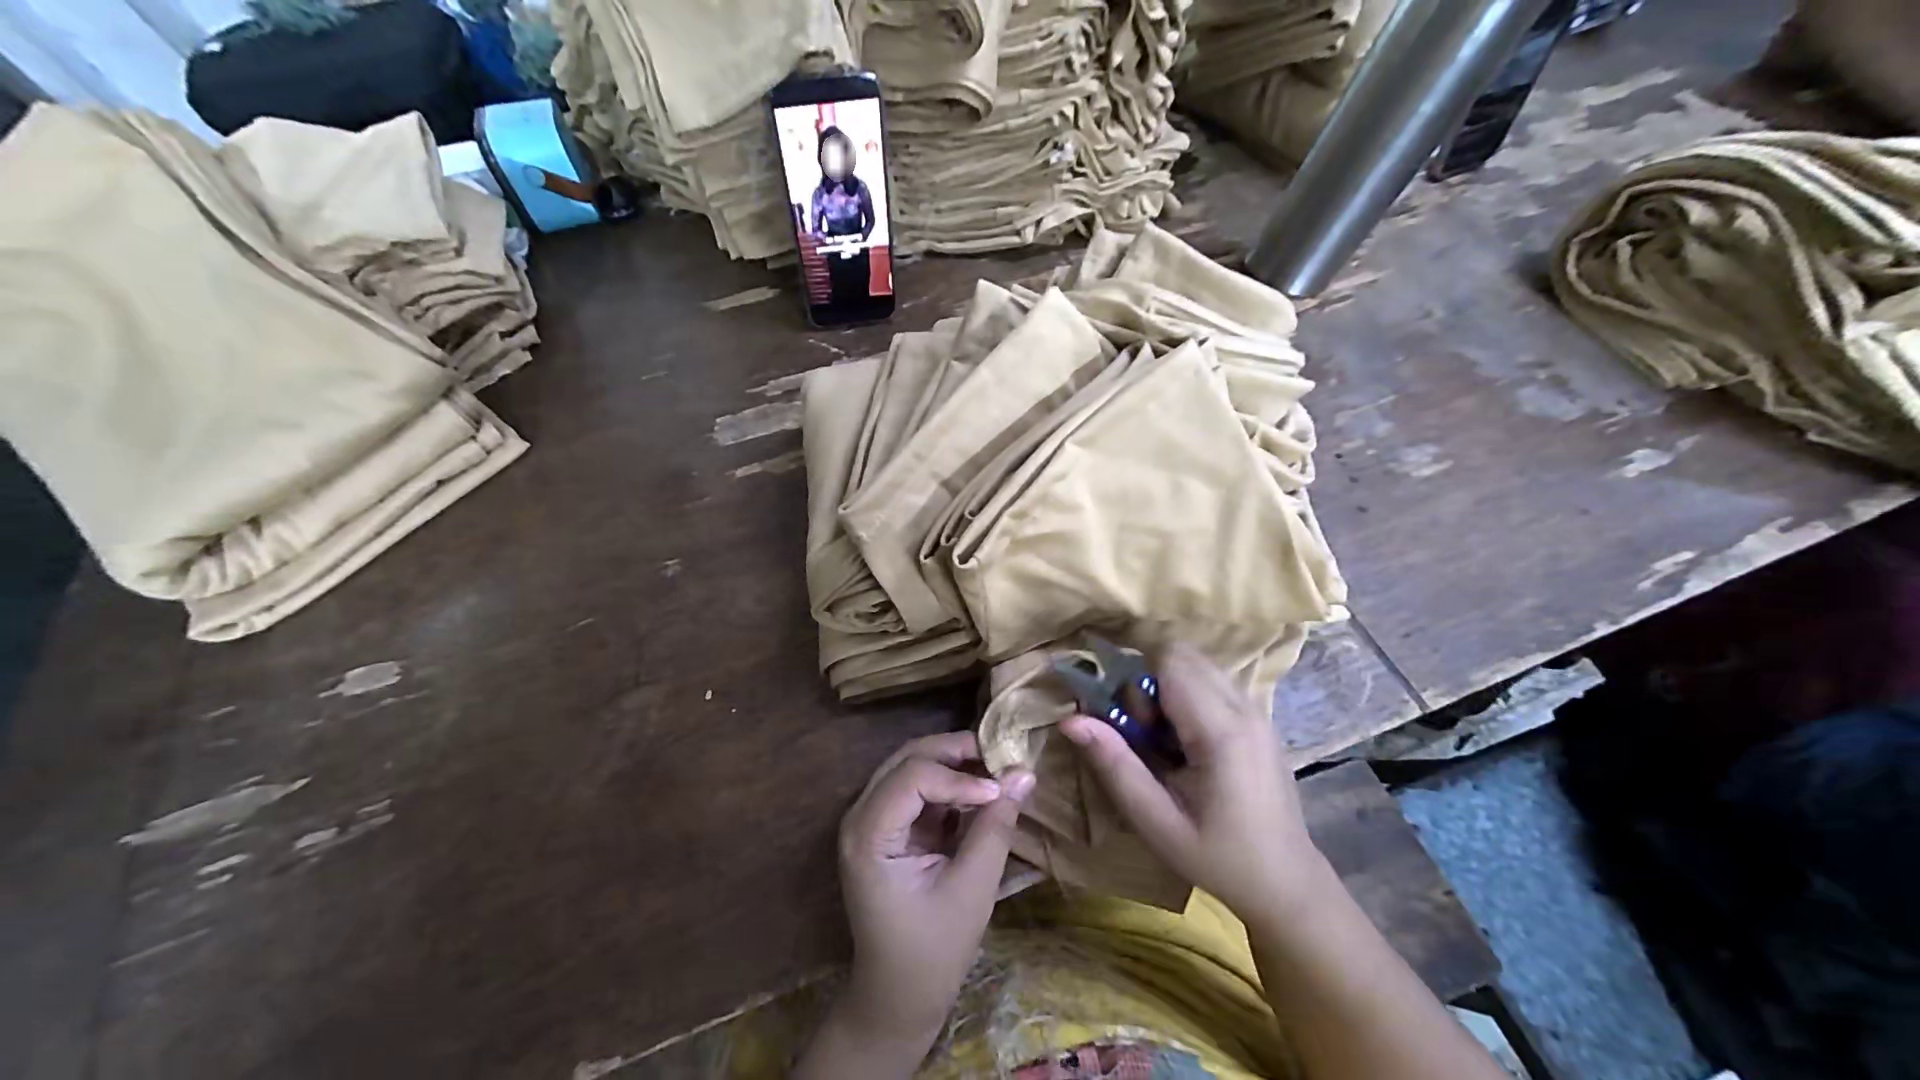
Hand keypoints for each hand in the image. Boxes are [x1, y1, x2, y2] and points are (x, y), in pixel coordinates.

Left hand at [836, 732, 1034, 1039]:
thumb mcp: (971, 890)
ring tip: (996, 772)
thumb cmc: (932, 951)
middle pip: (908, 758)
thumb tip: (1024, 774)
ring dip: (955, 764)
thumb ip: (994, 828)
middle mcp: (861, 816)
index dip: (959, 777)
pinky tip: (980, 792)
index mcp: (868, 834)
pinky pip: (919, 788)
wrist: (898, 996)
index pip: (912, 776)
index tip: (1000, 790)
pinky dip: (951, 784)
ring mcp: (872, 819)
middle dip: (956, 752)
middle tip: (1002, 758)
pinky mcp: (890, 827)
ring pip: (913, 766)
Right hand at [1059, 644, 1324, 916]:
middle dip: (1149, 680)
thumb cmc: (1218, 858)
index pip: (1170, 661)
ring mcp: (1258, 710)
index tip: (1130, 724)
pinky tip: (1185, 742)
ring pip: (1197, 664)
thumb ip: (1114, 765)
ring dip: (1168, 686)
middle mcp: (1245, 708)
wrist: (1286, 882)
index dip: (1137, 682)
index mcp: (1222, 732)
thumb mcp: (1156, 822)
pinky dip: (1187, 695)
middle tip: (1143, 731)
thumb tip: (1070, 720)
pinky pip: (1212, 681)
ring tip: (1164, 738)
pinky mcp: (1259, 717)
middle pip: (1182, 655)